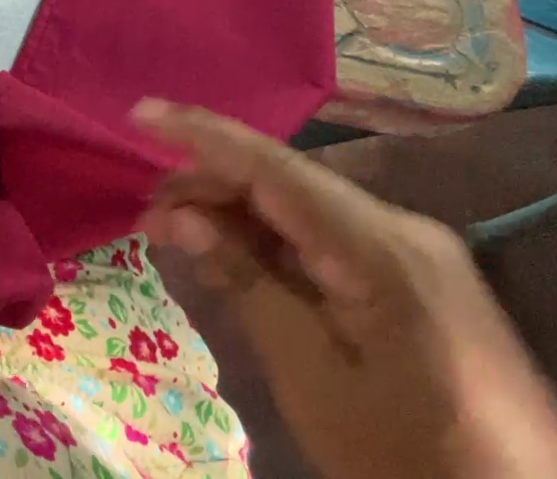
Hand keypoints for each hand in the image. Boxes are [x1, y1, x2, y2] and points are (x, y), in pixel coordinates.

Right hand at [132, 100, 556, 478]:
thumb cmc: (410, 455)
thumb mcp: (313, 377)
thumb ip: (248, 283)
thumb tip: (182, 216)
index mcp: (382, 249)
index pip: (274, 168)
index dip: (202, 134)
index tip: (139, 112)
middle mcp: (403, 230)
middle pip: (285, 183)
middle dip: (209, 187)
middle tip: (146, 219)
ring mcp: (416, 253)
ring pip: (302, 208)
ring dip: (236, 215)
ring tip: (177, 236)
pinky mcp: (417, 278)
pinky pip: (327, 237)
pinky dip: (272, 240)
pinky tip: (235, 257)